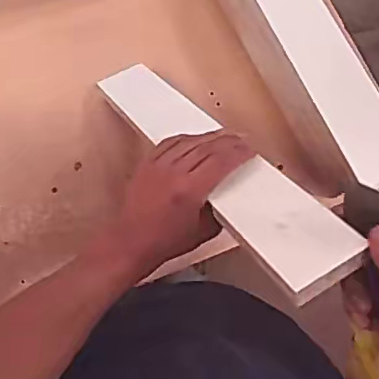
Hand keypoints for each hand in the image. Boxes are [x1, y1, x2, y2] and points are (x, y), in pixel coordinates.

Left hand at [96, 131, 253, 275]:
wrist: (131, 242)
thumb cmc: (162, 242)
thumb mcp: (204, 231)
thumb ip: (220, 209)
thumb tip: (230, 196)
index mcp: (189, 190)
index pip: (220, 161)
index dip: (238, 153)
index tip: (247, 150)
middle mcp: (173, 173)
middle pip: (207, 146)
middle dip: (228, 141)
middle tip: (240, 140)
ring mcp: (158, 166)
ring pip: (189, 140)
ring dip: (209, 136)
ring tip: (222, 137)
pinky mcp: (147, 164)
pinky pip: (170, 142)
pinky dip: (186, 138)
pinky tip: (194, 139)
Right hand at [345, 227, 378, 378]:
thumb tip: (377, 227)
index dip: (365, 230)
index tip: (345, 239)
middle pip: (363, 253)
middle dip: (357, 275)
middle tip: (362, 295)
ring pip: (355, 276)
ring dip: (355, 296)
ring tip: (366, 314)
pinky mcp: (375, 306)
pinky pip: (354, 297)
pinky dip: (355, 310)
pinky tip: (364, 323)